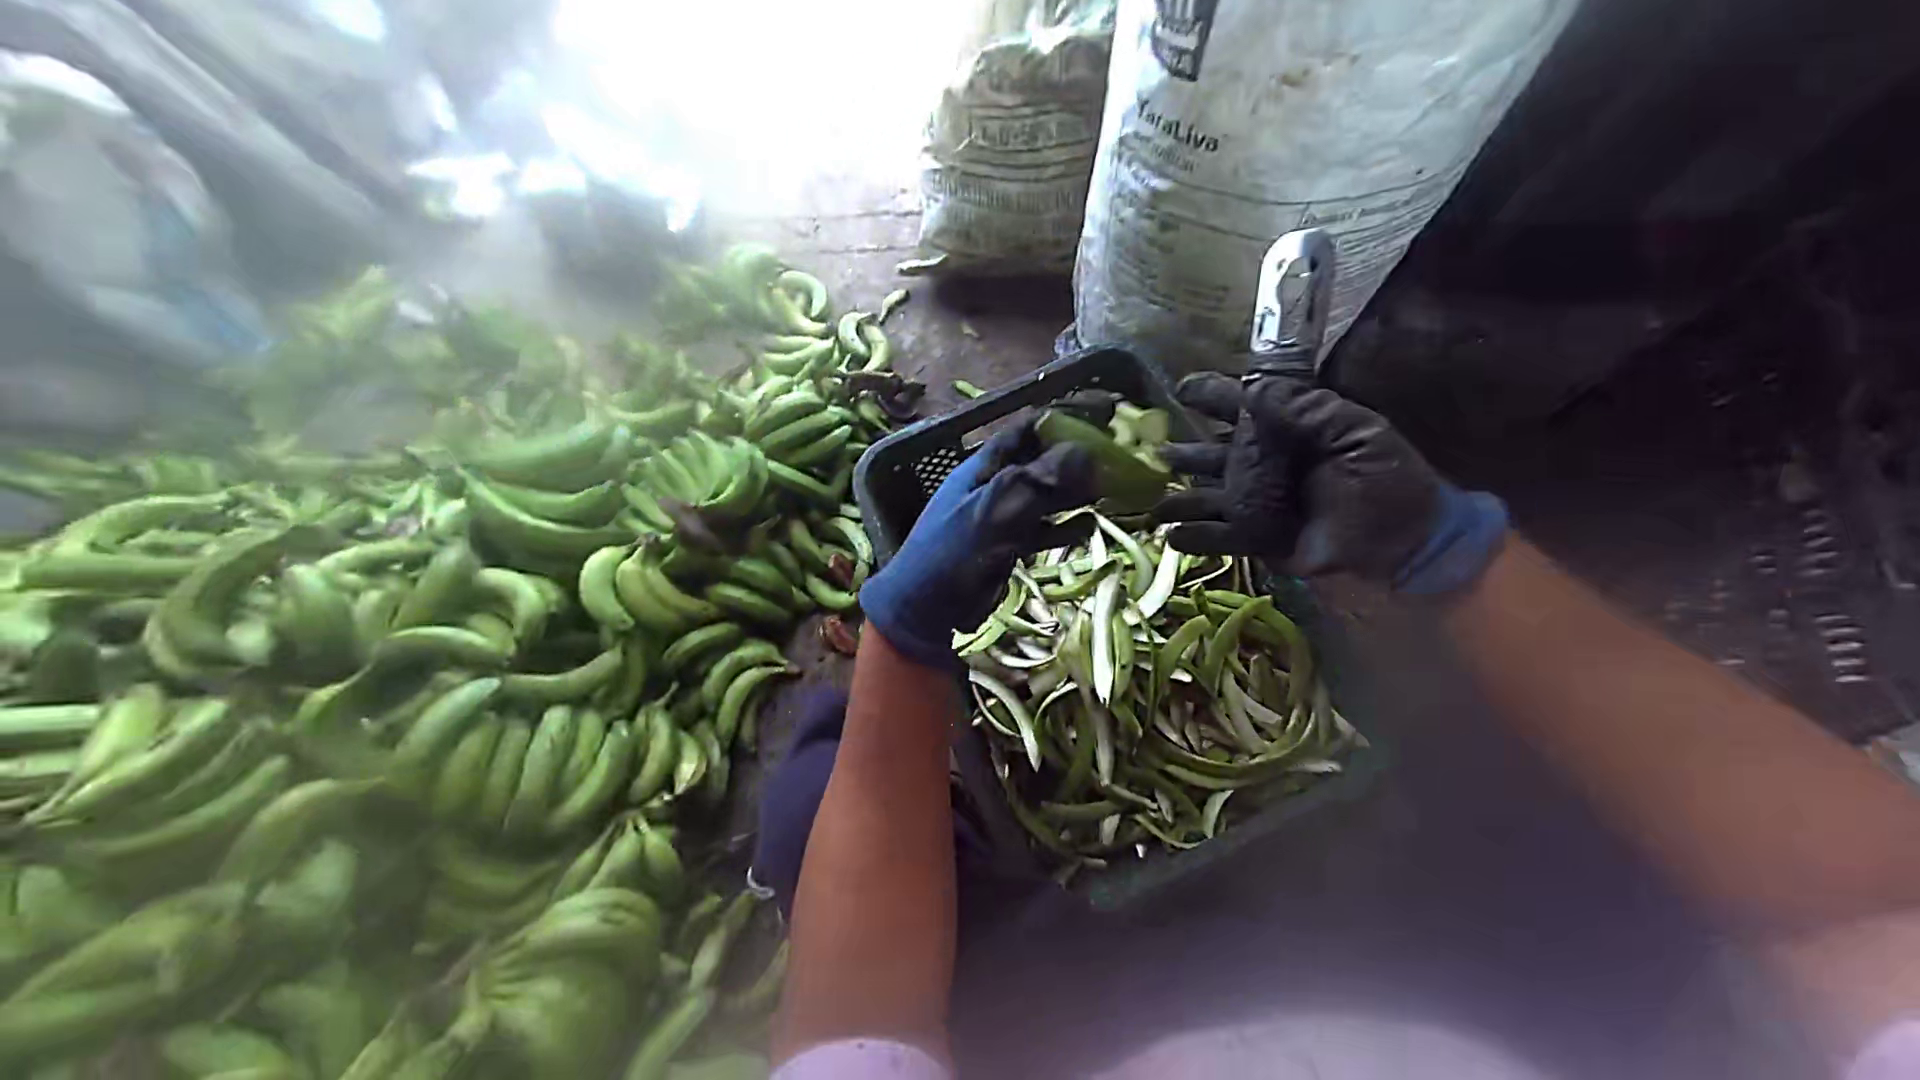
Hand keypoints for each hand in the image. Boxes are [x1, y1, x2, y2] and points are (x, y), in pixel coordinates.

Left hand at [860, 418, 1096, 667]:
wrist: (925, 607)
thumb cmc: (953, 552)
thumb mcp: (995, 510)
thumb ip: (1038, 481)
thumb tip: (1085, 450)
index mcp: (985, 466)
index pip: (1030, 429)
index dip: (1065, 417)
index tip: (1104, 412)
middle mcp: (996, 484)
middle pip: (1043, 460)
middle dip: (1078, 455)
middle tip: (1118, 454)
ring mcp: (1002, 515)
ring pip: (1047, 495)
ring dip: (1076, 491)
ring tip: (1111, 488)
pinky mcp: (1008, 545)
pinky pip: (1043, 529)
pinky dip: (1065, 527)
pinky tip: (1090, 526)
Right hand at [1155, 374, 1508, 593]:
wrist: (1407, 546)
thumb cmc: (1388, 484)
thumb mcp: (1359, 435)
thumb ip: (1308, 409)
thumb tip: (1253, 386)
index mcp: (1290, 434)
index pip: (1244, 408)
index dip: (1213, 396)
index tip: (1183, 388)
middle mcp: (1267, 466)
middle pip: (1215, 454)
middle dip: (1184, 452)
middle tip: (1156, 450)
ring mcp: (1259, 505)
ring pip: (1208, 496)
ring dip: (1180, 497)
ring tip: (1152, 500)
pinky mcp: (1258, 541)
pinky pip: (1219, 538)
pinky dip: (1195, 538)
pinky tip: (1172, 537)